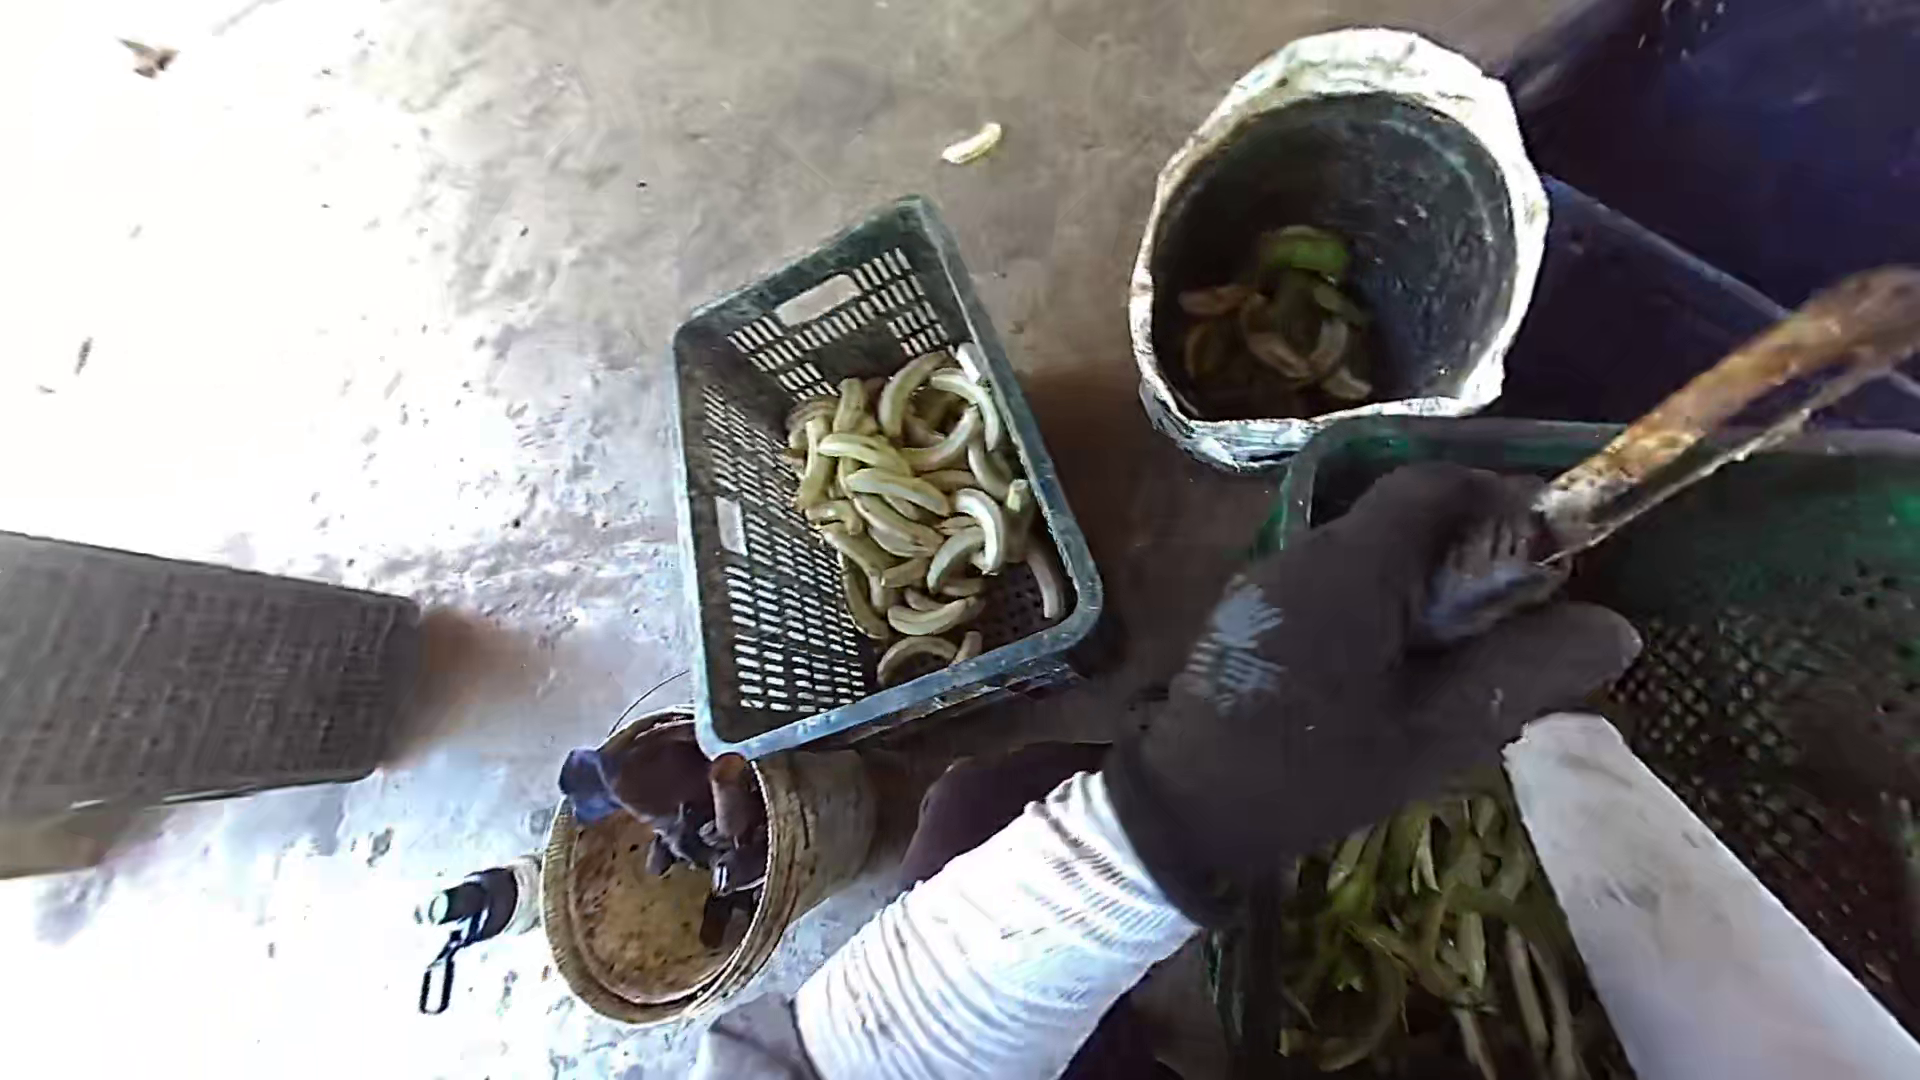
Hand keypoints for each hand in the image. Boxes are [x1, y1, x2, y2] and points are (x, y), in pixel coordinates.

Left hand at [1104, 463, 1641, 922]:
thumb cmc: (1317, 766)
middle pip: (1395, 523)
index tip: (1546, 552)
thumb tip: (1609, 622)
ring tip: (1449, 659)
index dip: (1495, 499)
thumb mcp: (1441, 730)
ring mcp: (1264, 581)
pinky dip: (1368, 609)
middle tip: (1507, 624)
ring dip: (1415, 591)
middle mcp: (1298, 556)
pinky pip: (1324, 588)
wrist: (1195, 792)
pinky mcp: (1246, 611)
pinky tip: (1381, 671)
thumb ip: (1527, 668)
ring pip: (1361, 559)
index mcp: (1348, 566)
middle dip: (1462, 558)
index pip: (1425, 486)